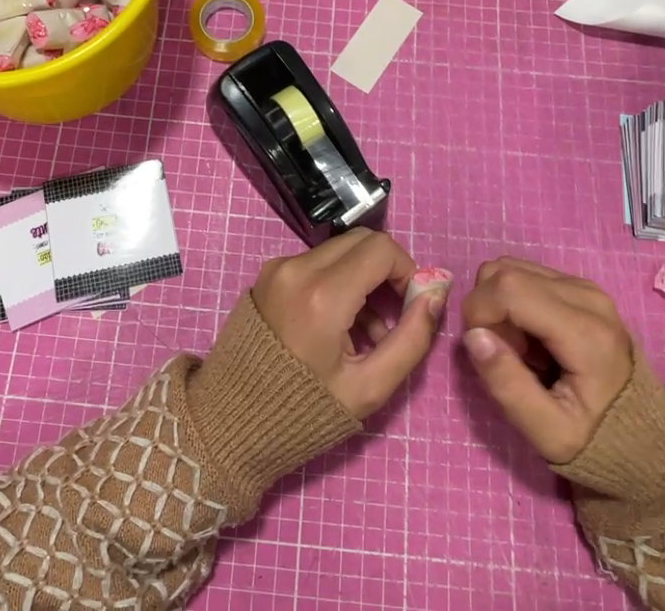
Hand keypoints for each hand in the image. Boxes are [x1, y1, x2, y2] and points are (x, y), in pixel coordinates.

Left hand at [251, 229, 450, 419]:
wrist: (228, 422)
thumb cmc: (304, 413)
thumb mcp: (370, 387)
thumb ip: (412, 337)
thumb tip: (436, 293)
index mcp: (322, 294)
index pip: (381, 248)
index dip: (408, 271)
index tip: (412, 305)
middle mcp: (297, 268)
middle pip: (360, 242)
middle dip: (386, 272)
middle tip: (394, 317)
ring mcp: (277, 268)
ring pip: (338, 252)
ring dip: (362, 280)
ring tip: (367, 334)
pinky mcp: (267, 276)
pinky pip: (315, 264)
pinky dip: (337, 284)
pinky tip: (338, 329)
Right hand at [460, 257, 633, 464]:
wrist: (644, 433)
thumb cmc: (594, 438)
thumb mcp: (548, 433)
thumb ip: (507, 385)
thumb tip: (474, 336)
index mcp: (584, 332)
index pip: (508, 288)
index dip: (480, 314)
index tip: (487, 354)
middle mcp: (587, 297)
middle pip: (505, 273)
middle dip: (487, 311)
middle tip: (507, 355)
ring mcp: (585, 287)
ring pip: (510, 268)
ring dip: (498, 305)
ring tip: (520, 348)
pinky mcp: (579, 286)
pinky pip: (525, 275)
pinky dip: (512, 301)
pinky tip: (531, 337)